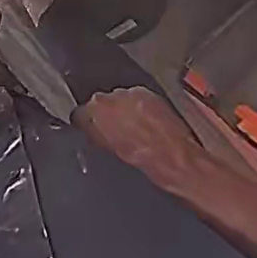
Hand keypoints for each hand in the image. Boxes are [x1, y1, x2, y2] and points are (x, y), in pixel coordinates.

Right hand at [75, 87, 217, 191]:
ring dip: (123, 109)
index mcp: (95, 115)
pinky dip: (139, 106)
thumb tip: (92, 134)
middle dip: (106, 114)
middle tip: (115, 131)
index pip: (80, 113)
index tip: (89, 129)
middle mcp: (110, 99)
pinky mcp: (147, 92)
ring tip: (133, 127)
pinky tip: (146, 121)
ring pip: (118, 98)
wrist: (176, 160)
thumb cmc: (145, 165)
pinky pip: (136, 96)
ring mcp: (130, 94)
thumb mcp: (110, 156)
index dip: (85, 124)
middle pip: (99, 103)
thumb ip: (96, 138)